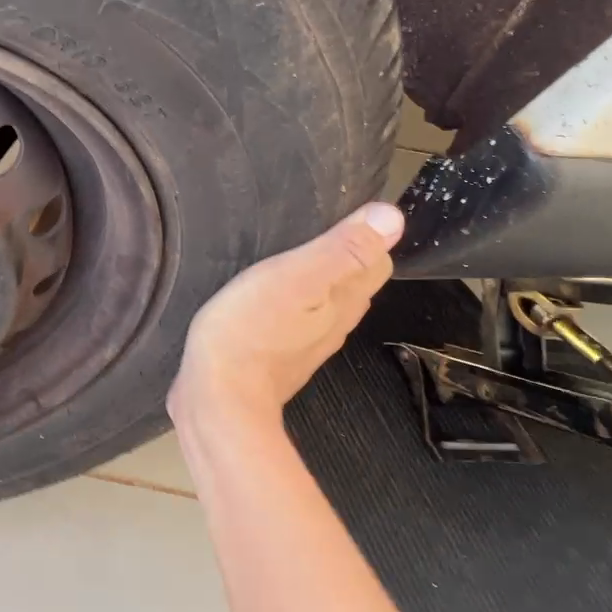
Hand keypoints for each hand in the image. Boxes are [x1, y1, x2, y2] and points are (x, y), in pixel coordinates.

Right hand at [169, 202, 403, 427]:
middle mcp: (335, 324)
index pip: (377, 262)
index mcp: (345, 300)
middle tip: (306, 230)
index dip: (365, 237)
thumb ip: (341, 250)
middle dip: (340, 257)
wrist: (219, 397)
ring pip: (322, 304)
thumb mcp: (295, 279)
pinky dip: (287, 305)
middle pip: (351, 284)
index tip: (337, 214)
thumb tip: (392, 216)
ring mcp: (306, 345)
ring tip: (282, 260)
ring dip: (313, 282)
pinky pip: (292, 322)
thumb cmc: (251, 330)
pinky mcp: (276, 358)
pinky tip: (261, 299)